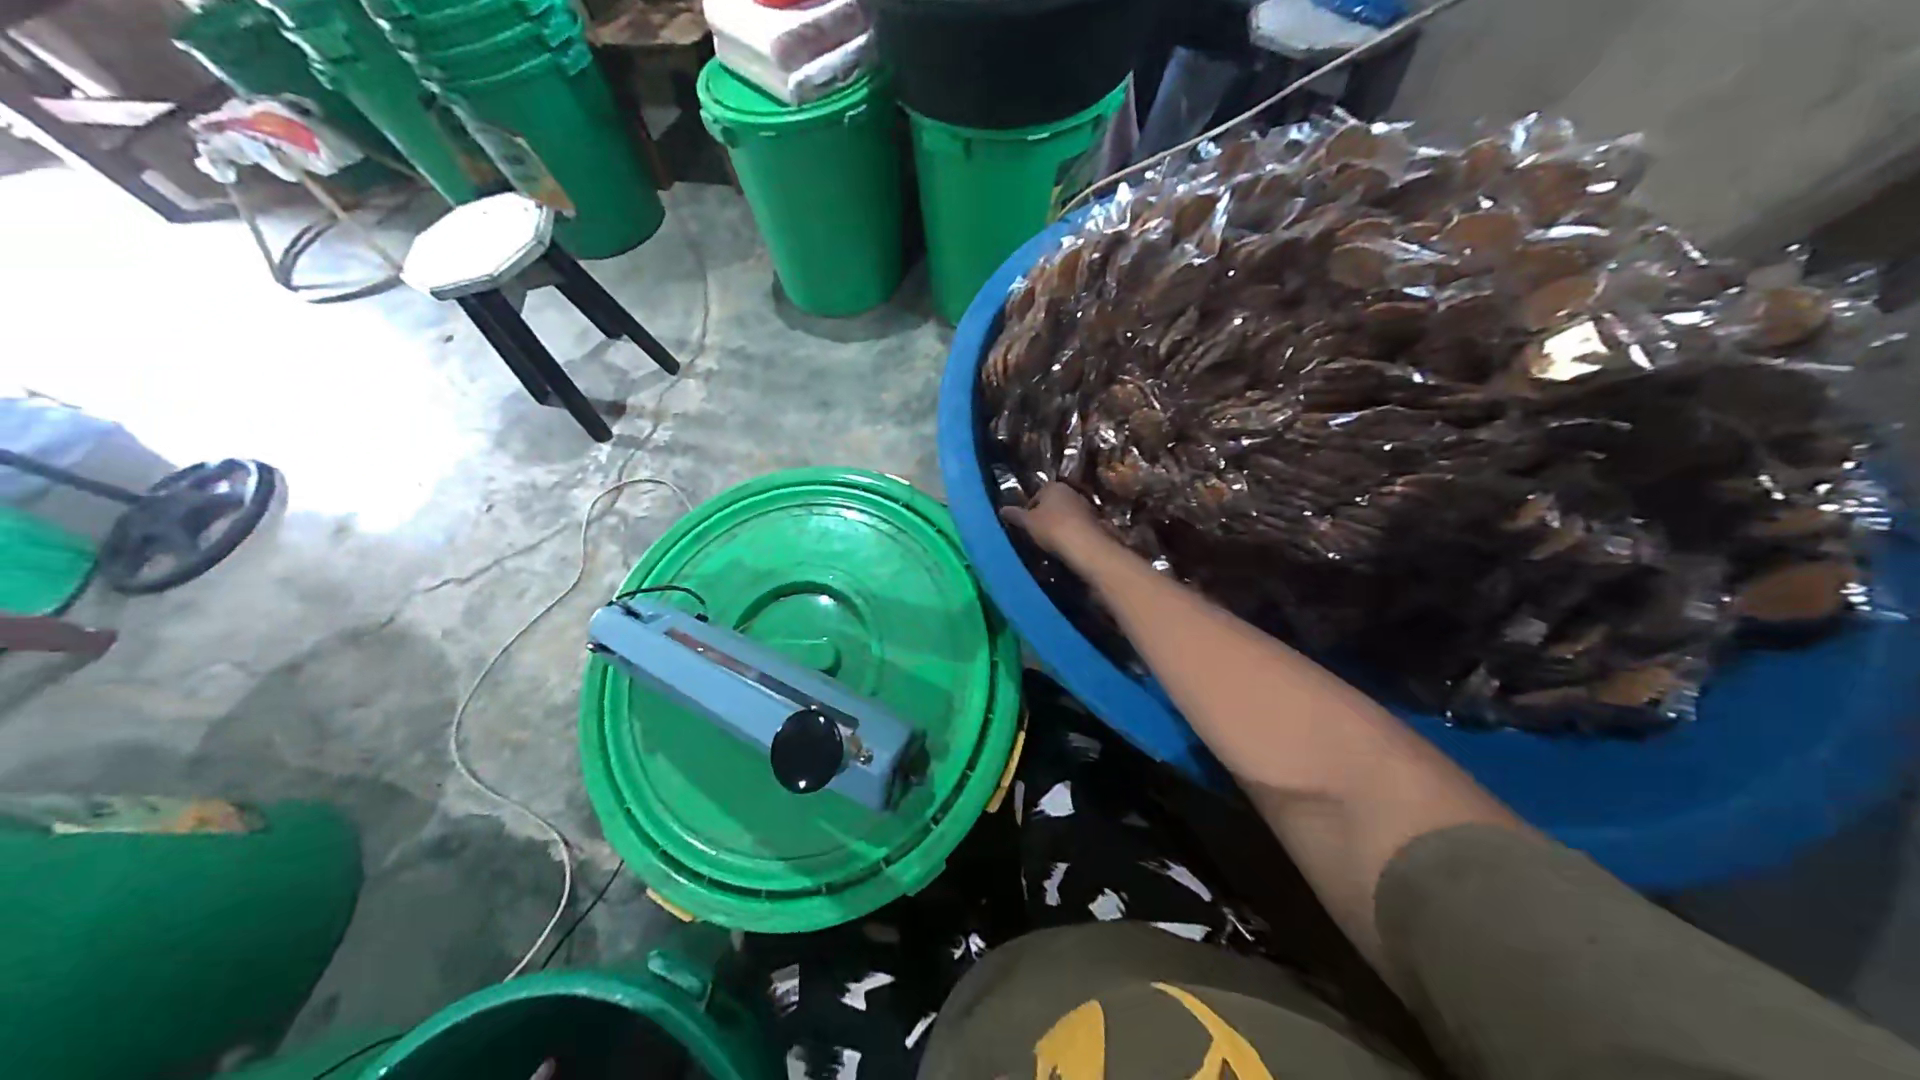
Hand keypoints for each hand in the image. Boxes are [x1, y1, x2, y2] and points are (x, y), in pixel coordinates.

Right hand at [999, 482, 1108, 560]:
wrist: (1085, 544)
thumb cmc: (1052, 528)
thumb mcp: (1028, 523)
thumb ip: (1014, 515)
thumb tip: (1002, 509)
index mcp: (1053, 486)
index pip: (1035, 497)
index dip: (1029, 512)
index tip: (1027, 527)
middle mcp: (1070, 491)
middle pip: (1052, 504)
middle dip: (1045, 517)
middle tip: (1038, 534)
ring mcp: (1085, 504)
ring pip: (1066, 514)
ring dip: (1059, 525)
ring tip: (1052, 542)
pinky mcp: (1095, 520)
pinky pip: (1077, 524)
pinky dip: (1071, 532)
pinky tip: (1067, 544)